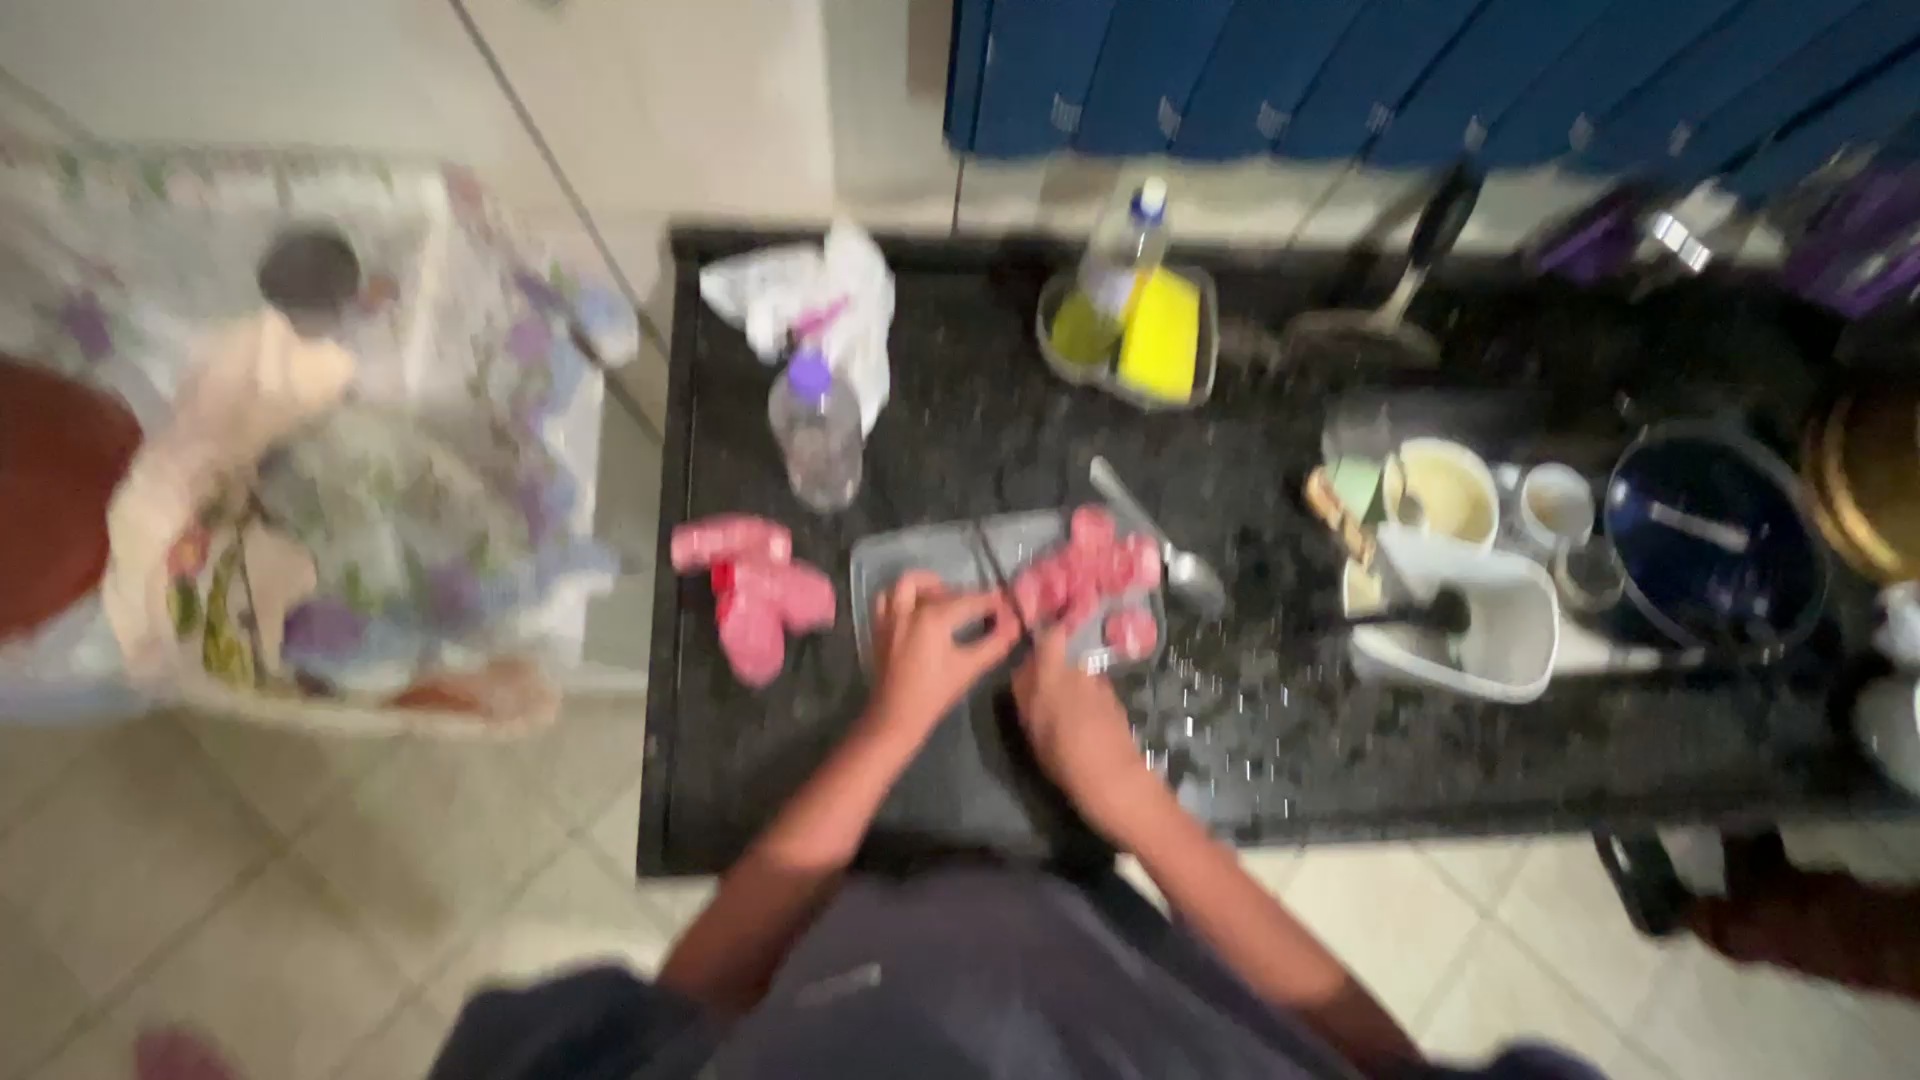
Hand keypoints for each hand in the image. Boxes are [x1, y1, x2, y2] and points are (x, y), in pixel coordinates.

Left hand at [866, 571, 1019, 738]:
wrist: (895, 718)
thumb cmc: (934, 694)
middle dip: (961, 593)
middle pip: (939, 588)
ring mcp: (890, 618)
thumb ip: (994, 644)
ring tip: (942, 599)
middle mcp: (908, 610)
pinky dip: (901, 597)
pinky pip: (887, 599)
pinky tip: (916, 611)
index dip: (990, 600)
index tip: (1006, 601)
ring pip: (906, 585)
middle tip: (977, 606)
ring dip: (925, 585)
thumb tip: (1014, 625)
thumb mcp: (969, 669)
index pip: (968, 601)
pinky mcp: (879, 629)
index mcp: (932, 618)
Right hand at [1012, 627, 1169, 843]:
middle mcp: (1080, 672)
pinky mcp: (1116, 702)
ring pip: (1080, 677)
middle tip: (1045, 697)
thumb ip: (1025, 695)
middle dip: (1054, 672)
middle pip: (1064, 660)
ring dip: (1073, 689)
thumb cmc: (1062, 755)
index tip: (1037, 644)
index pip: (1052, 636)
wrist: (1113, 778)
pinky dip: (1089, 703)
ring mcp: (1101, 686)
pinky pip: (1095, 693)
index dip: (1047, 635)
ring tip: (1067, 719)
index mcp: (1054, 673)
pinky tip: (1087, 728)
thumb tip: (1023, 673)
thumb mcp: (1031, 729)